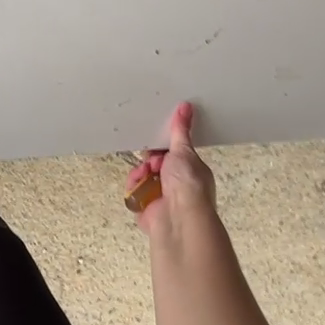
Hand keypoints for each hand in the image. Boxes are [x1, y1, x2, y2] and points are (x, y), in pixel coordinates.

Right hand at [125, 102, 215, 236]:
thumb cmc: (188, 185)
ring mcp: (161, 198)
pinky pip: (133, 193)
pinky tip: (139, 186)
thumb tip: (186, 106)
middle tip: (151, 161)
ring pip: (142, 178)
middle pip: (154, 165)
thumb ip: (180, 130)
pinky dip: (134, 188)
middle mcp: (176, 185)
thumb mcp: (184, 151)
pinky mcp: (146, 210)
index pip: (173, 154)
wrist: (179, 217)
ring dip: (140, 173)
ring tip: (145, 175)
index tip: (157, 142)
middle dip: (149, 160)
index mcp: (190, 171)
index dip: (162, 147)